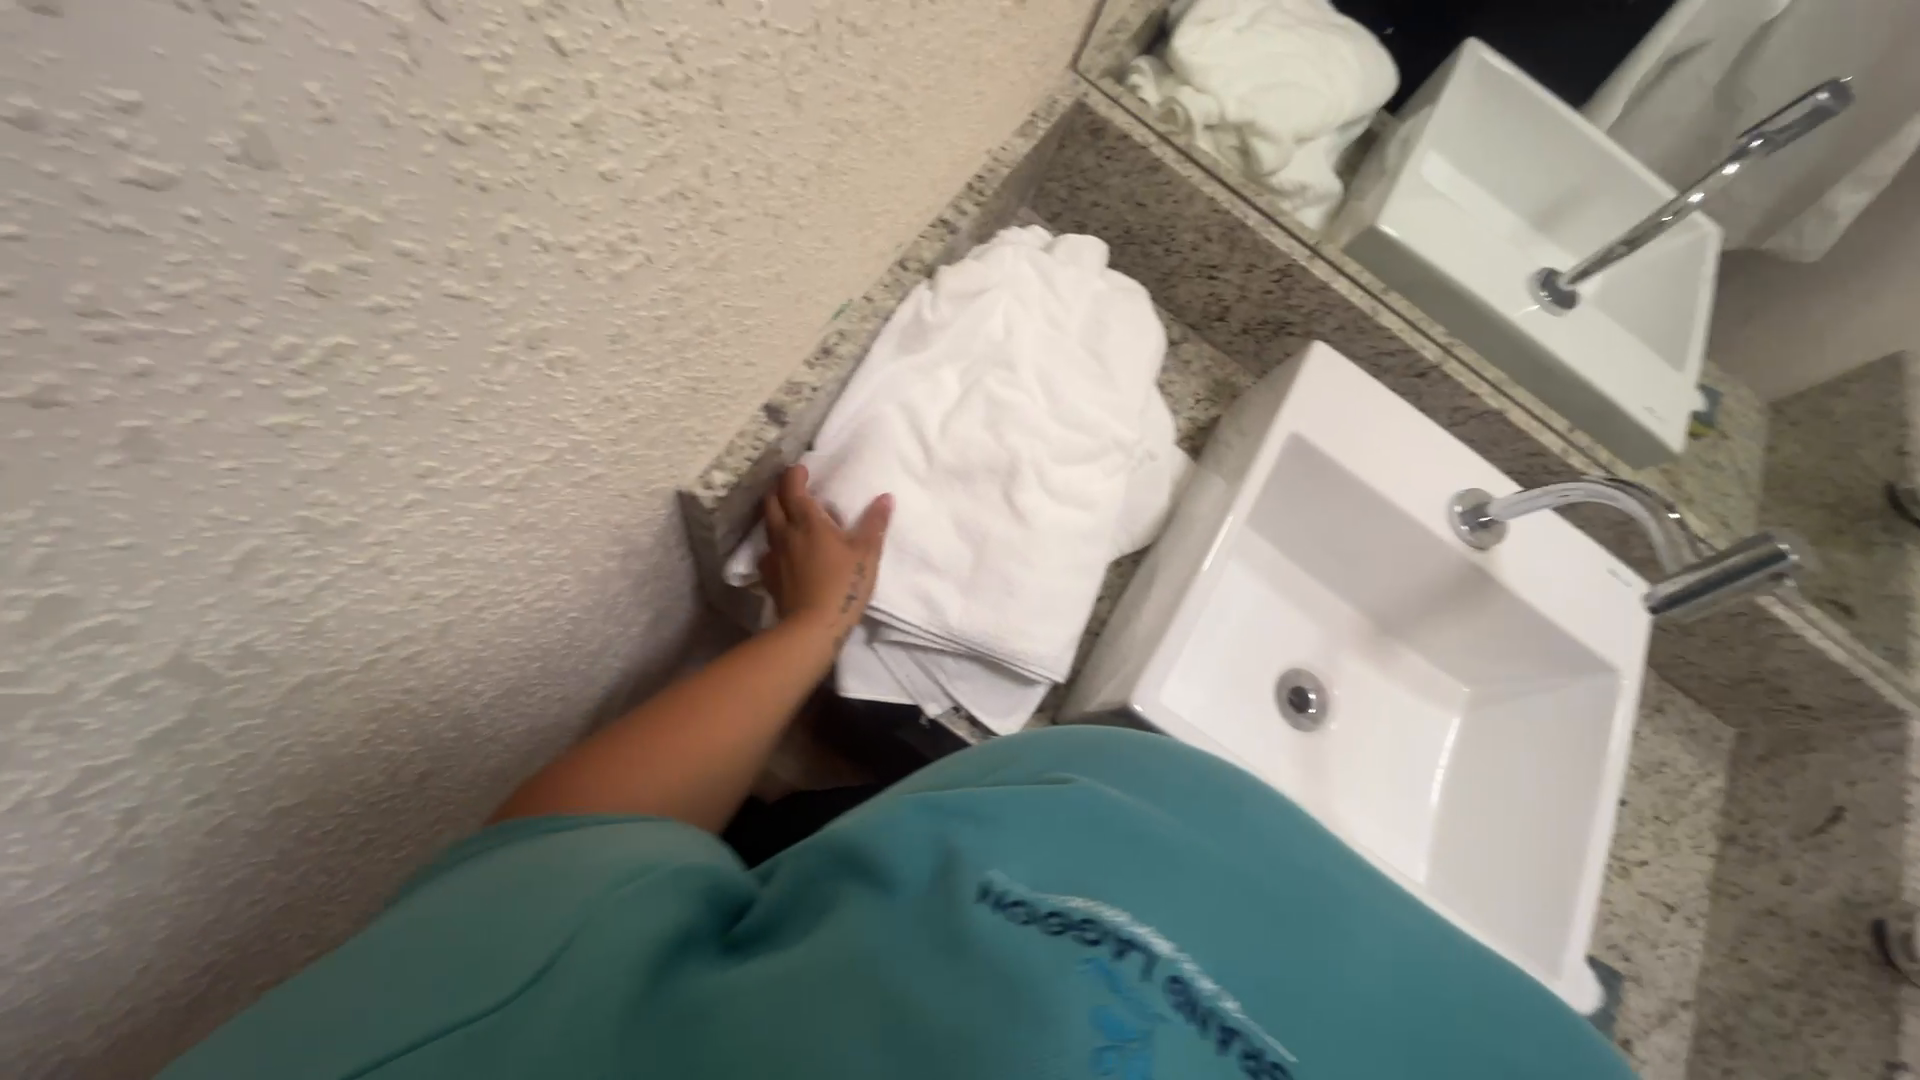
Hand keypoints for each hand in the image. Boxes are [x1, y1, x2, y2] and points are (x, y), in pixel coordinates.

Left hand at [757, 465, 891, 644]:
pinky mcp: (770, 577)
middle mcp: (785, 533)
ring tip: (790, 517)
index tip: (802, 469)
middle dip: (780, 490)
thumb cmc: (843, 584)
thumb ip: (874, 523)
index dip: (794, 475)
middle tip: (793, 488)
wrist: (812, 625)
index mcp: (808, 521)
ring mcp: (774, 556)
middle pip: (772, 502)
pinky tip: (784, 553)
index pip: (792, 488)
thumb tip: (885, 498)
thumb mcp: (867, 553)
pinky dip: (774, 546)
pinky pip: (767, 553)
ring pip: (768, 526)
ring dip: (776, 515)